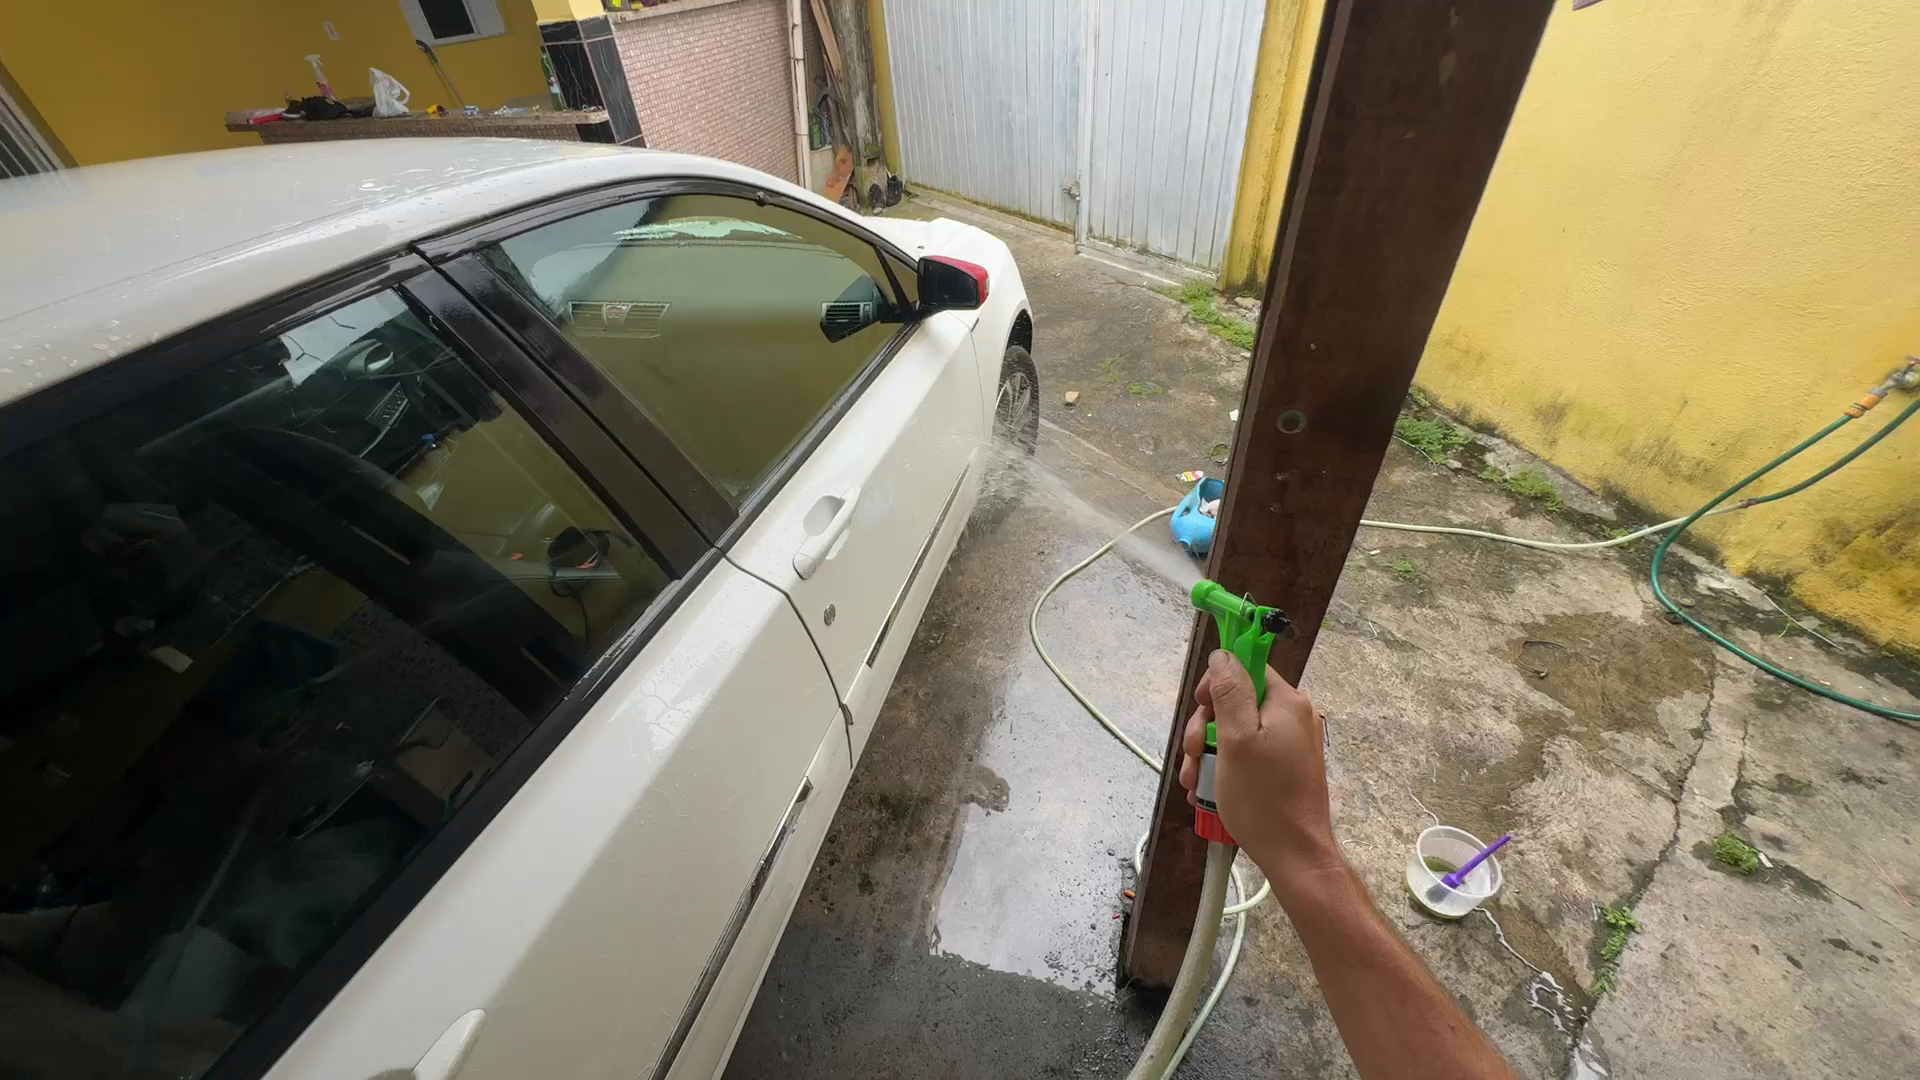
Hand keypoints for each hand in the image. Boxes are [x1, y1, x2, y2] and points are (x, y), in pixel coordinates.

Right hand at [1178, 651, 1341, 883]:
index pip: (1246, 667)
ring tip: (1194, 781)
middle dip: (1204, 727)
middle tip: (1193, 755)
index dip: (1216, 682)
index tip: (1200, 707)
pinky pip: (1246, 752)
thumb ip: (1228, 690)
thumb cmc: (1262, 797)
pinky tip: (1206, 789)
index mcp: (1287, 702)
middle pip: (1235, 701)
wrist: (1294, 856)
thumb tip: (1222, 655)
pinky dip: (1223, 765)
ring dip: (1207, 751)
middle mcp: (1293, 716)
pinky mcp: (1284, 766)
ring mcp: (1289, 743)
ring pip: (1234, 729)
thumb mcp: (1235, 739)